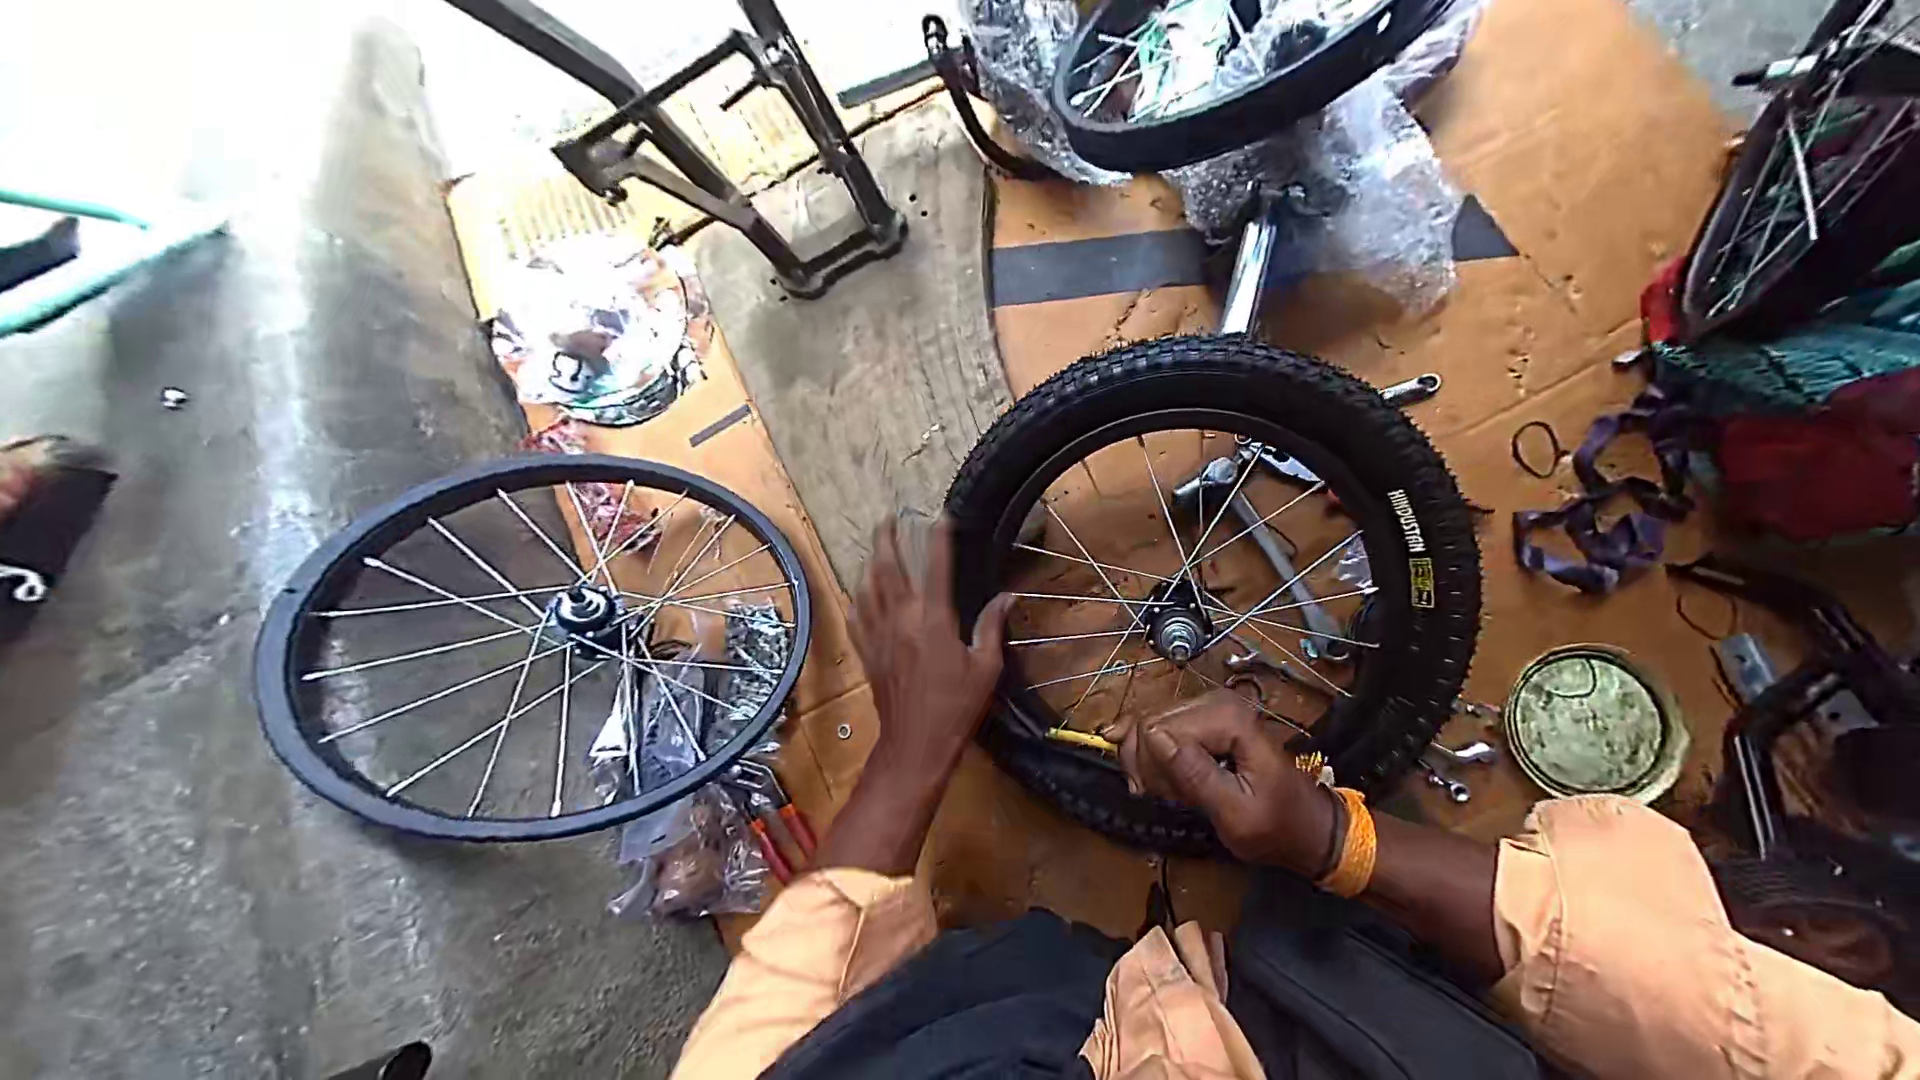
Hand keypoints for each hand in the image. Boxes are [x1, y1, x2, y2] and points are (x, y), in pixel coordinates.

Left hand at [849, 516, 1014, 781]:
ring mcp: (879, 635)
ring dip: (871, 562)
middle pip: (888, 568)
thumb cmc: (957, 706)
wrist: (916, 743)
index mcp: (934, 620)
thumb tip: (1007, 596)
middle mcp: (901, 620)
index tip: (940, 517)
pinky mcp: (867, 651)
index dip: (938, 539)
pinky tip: (860, 590)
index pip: (936, 568)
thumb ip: (992, 627)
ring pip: (868, 587)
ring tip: (875, 546)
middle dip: (887, 539)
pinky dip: (858, 596)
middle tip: (888, 518)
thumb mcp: (986, 668)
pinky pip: (857, 615)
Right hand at [1120, 690, 1337, 875]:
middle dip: (1149, 763)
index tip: (1165, 796)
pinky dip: (1159, 756)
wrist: (1311, 828)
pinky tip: (1168, 777)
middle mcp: (1218, 702)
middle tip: (1165, 795)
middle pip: (1152, 722)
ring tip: (1170, 790)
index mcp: (1228, 719)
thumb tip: (1152, 737)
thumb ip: (1195, 774)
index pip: (1158, 728)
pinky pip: (1164, 727)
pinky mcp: (1206, 717)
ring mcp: (1212, 707)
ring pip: (1152, 724)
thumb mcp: (1236, 814)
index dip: (1154, 766)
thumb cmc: (1279, 828)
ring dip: (1152, 761)